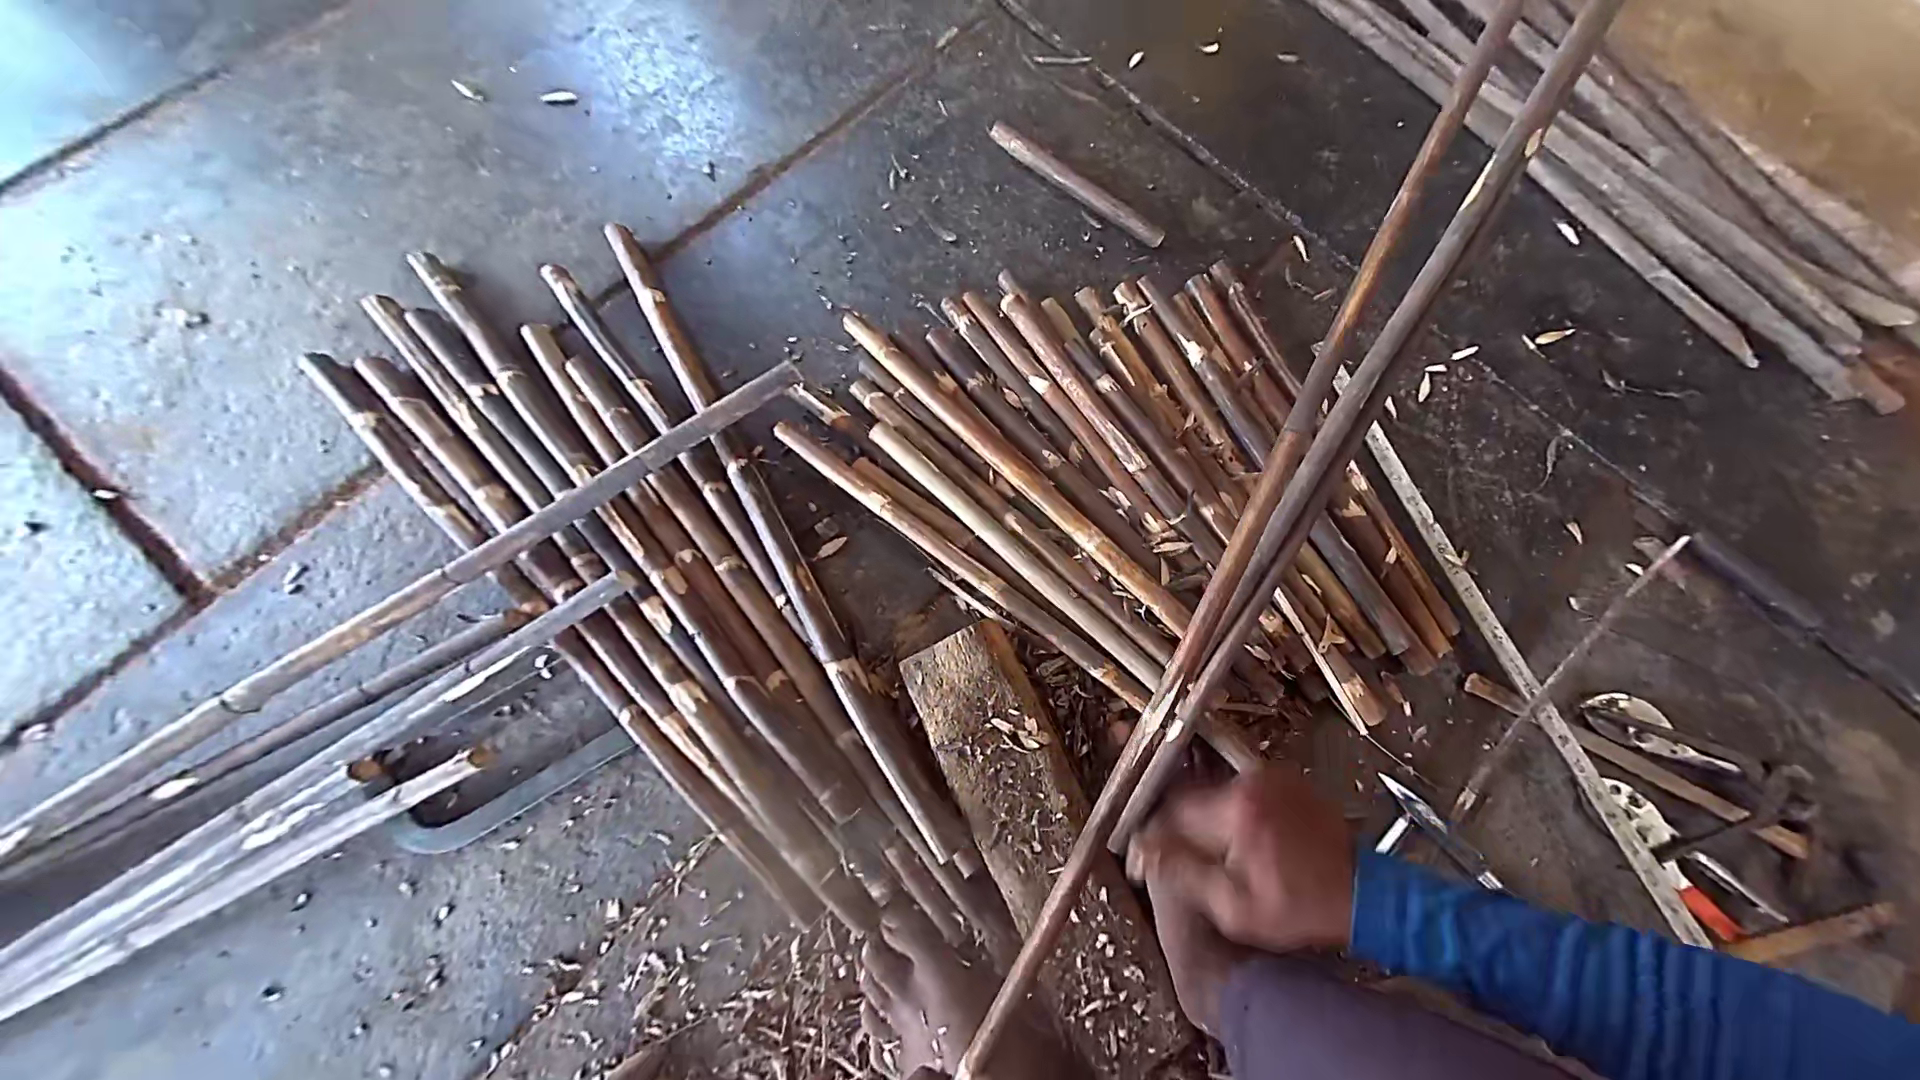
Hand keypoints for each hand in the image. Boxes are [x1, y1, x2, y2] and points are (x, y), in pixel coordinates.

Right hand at [1126, 764, 1355, 953]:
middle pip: (1190, 795)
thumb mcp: (1236, 909)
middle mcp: (1251, 783)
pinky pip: (1236, 788)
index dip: (1156, 831)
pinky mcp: (1282, 779)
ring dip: (1204, 815)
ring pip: (1211, 790)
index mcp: (1237, 811)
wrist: (1364, 896)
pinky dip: (1228, 808)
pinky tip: (1238, 836)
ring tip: (1218, 849)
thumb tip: (1144, 851)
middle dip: (1179, 823)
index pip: (1173, 809)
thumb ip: (1184, 874)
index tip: (1150, 847)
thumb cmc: (1306, 909)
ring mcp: (1269, 777)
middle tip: (1183, 851)